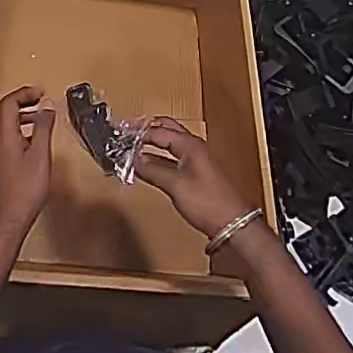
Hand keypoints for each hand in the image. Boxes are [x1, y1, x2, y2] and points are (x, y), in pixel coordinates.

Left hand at [0, 86, 54, 238]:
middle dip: (21, 100)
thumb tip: (47, 106)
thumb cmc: (25, 191)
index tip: (42, 92)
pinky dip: (20, 129)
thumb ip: (43, 129)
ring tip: (41, 118)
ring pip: (3, 124)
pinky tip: (35, 142)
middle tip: (39, 99)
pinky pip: (7, 137)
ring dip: (21, 115)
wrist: (6, 223)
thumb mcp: (40, 156)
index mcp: (4, 136)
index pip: (8, 103)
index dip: (24, 93)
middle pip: (1, 111)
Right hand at [136, 117, 259, 247]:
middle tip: (127, 133)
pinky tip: (148, 165)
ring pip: (170, 144)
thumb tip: (133, 159)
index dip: (139, 133)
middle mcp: (193, 147)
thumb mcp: (175, 185)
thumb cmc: (207, 202)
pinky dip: (158, 158)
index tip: (121, 135)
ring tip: (133, 146)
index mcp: (189, 144)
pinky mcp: (195, 173)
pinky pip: (172, 157)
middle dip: (147, 130)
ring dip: (152, 143)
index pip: (158, 131)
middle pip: (166, 130)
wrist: (231, 223)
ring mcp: (195, 159)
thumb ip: (153, 170)